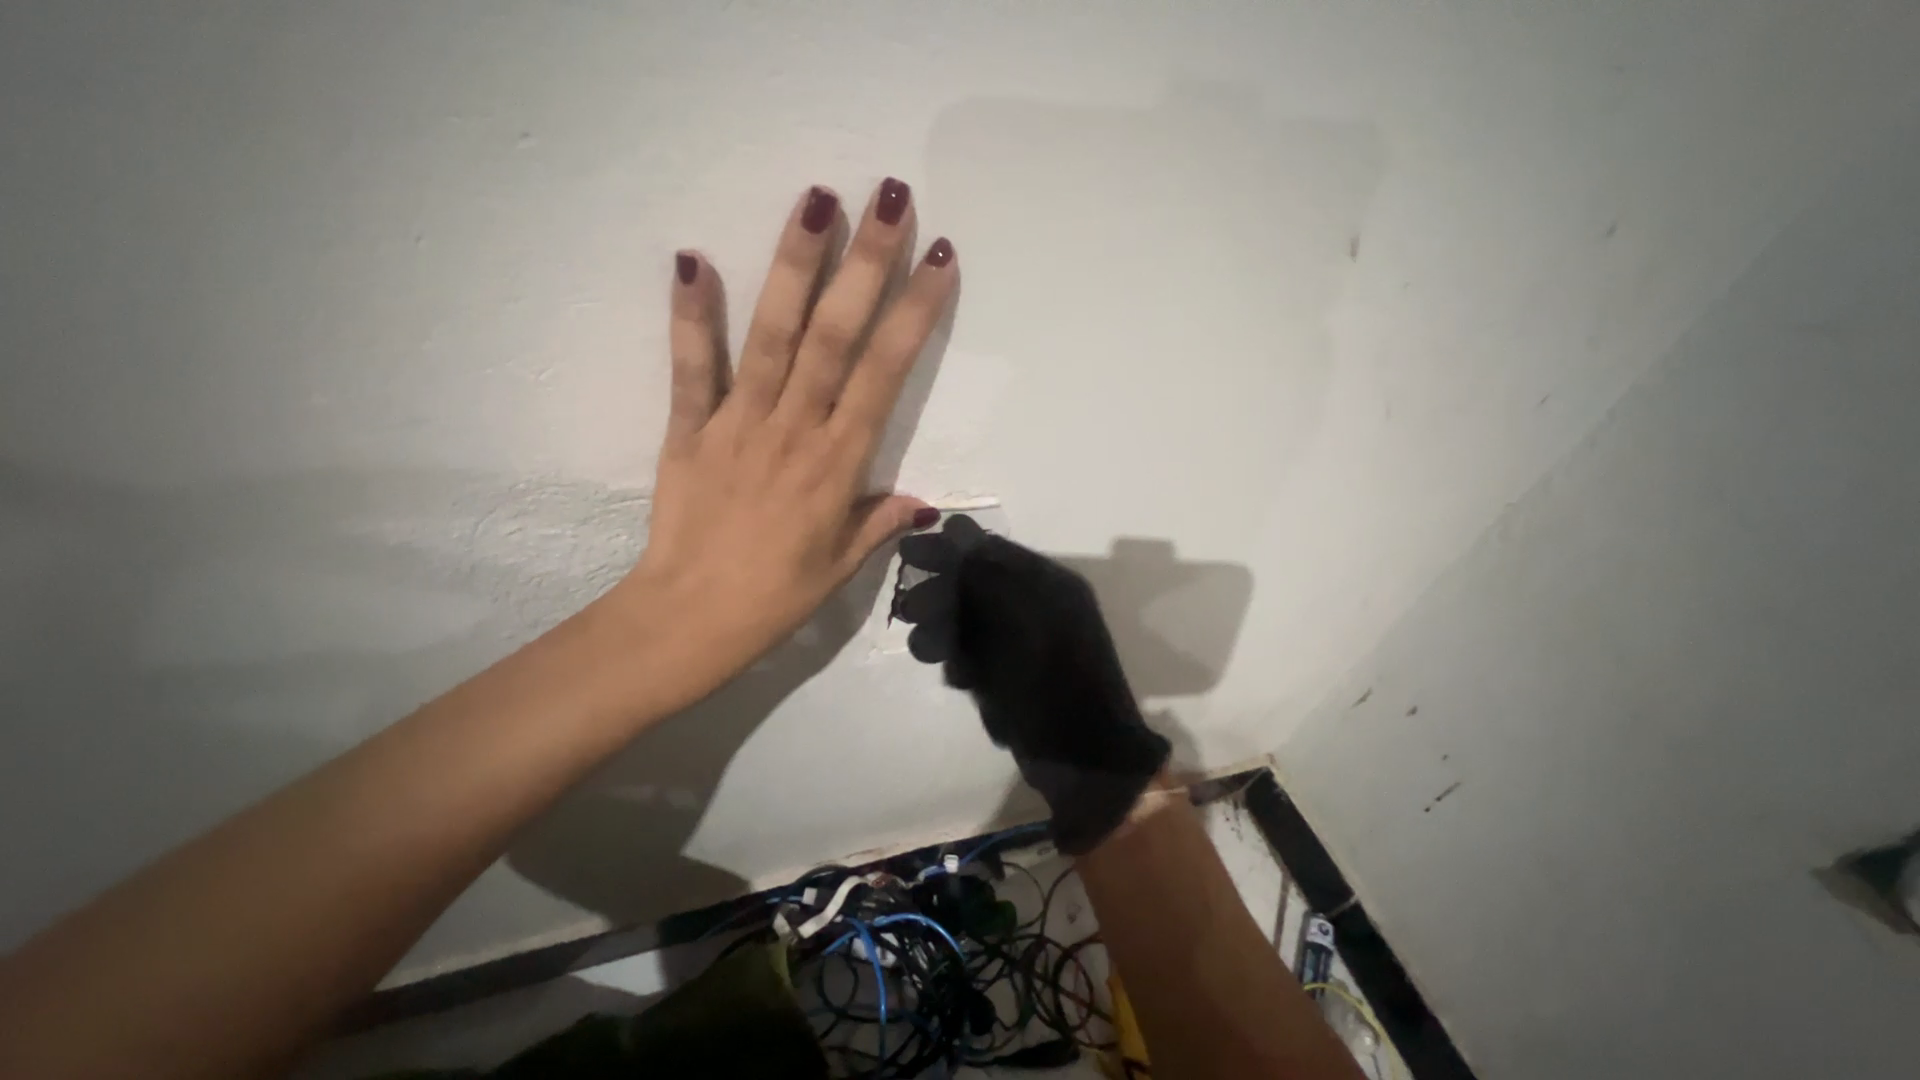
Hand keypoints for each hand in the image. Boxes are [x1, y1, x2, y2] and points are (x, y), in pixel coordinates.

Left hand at [593, 181, 956, 714]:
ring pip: (774, 335)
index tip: (939, 257)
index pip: (885, 373)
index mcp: (838, 463)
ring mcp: (737, 423)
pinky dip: (691, 315)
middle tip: (889, 197)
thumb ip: (880, 523)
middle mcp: (794, 429)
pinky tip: (692, 258)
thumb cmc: (775, 597)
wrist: (689, 619)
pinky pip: (691, 367)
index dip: (915, 312)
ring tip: (818, 202)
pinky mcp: (688, 429)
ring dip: (796, 266)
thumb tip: (922, 503)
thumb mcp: (840, 566)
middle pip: (836, 336)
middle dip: (866, 263)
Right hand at [895, 515, 1170, 852]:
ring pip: (967, 623)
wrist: (1083, 758)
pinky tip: (960, 678)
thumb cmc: (1056, 682)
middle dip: (938, 595)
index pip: (991, 549)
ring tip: (928, 650)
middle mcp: (1037, 607)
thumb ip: (985, 574)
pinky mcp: (1010, 678)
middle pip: (973, 585)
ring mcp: (1023, 645)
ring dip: (943, 632)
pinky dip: (961, 663)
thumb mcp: (1020, 618)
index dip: (948, 547)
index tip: (908, 554)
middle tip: (908, 609)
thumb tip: (955, 530)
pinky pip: (974, 658)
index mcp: (1049, 584)